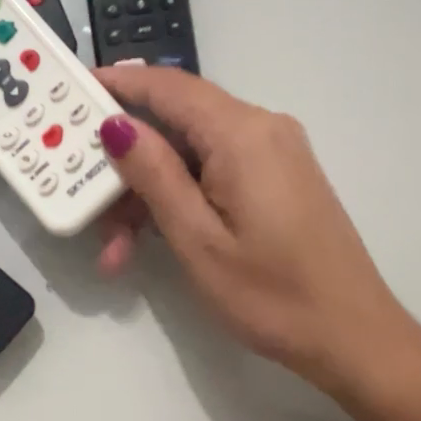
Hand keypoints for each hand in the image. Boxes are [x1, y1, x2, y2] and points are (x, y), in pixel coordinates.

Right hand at [93, 67, 410, 385]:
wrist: (351, 335)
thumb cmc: (272, 295)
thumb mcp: (197, 240)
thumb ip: (154, 175)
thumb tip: (116, 124)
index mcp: (242, 134)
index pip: (168, 87)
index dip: (117, 84)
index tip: (70, 91)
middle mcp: (262, 129)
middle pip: (175, 125)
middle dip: (126, 167)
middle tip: (88, 212)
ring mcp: (274, 155)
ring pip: (190, 155)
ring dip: (148, 195)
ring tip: (117, 253)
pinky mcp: (279, 180)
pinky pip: (214, 173)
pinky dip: (180, 200)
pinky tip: (152, 243)